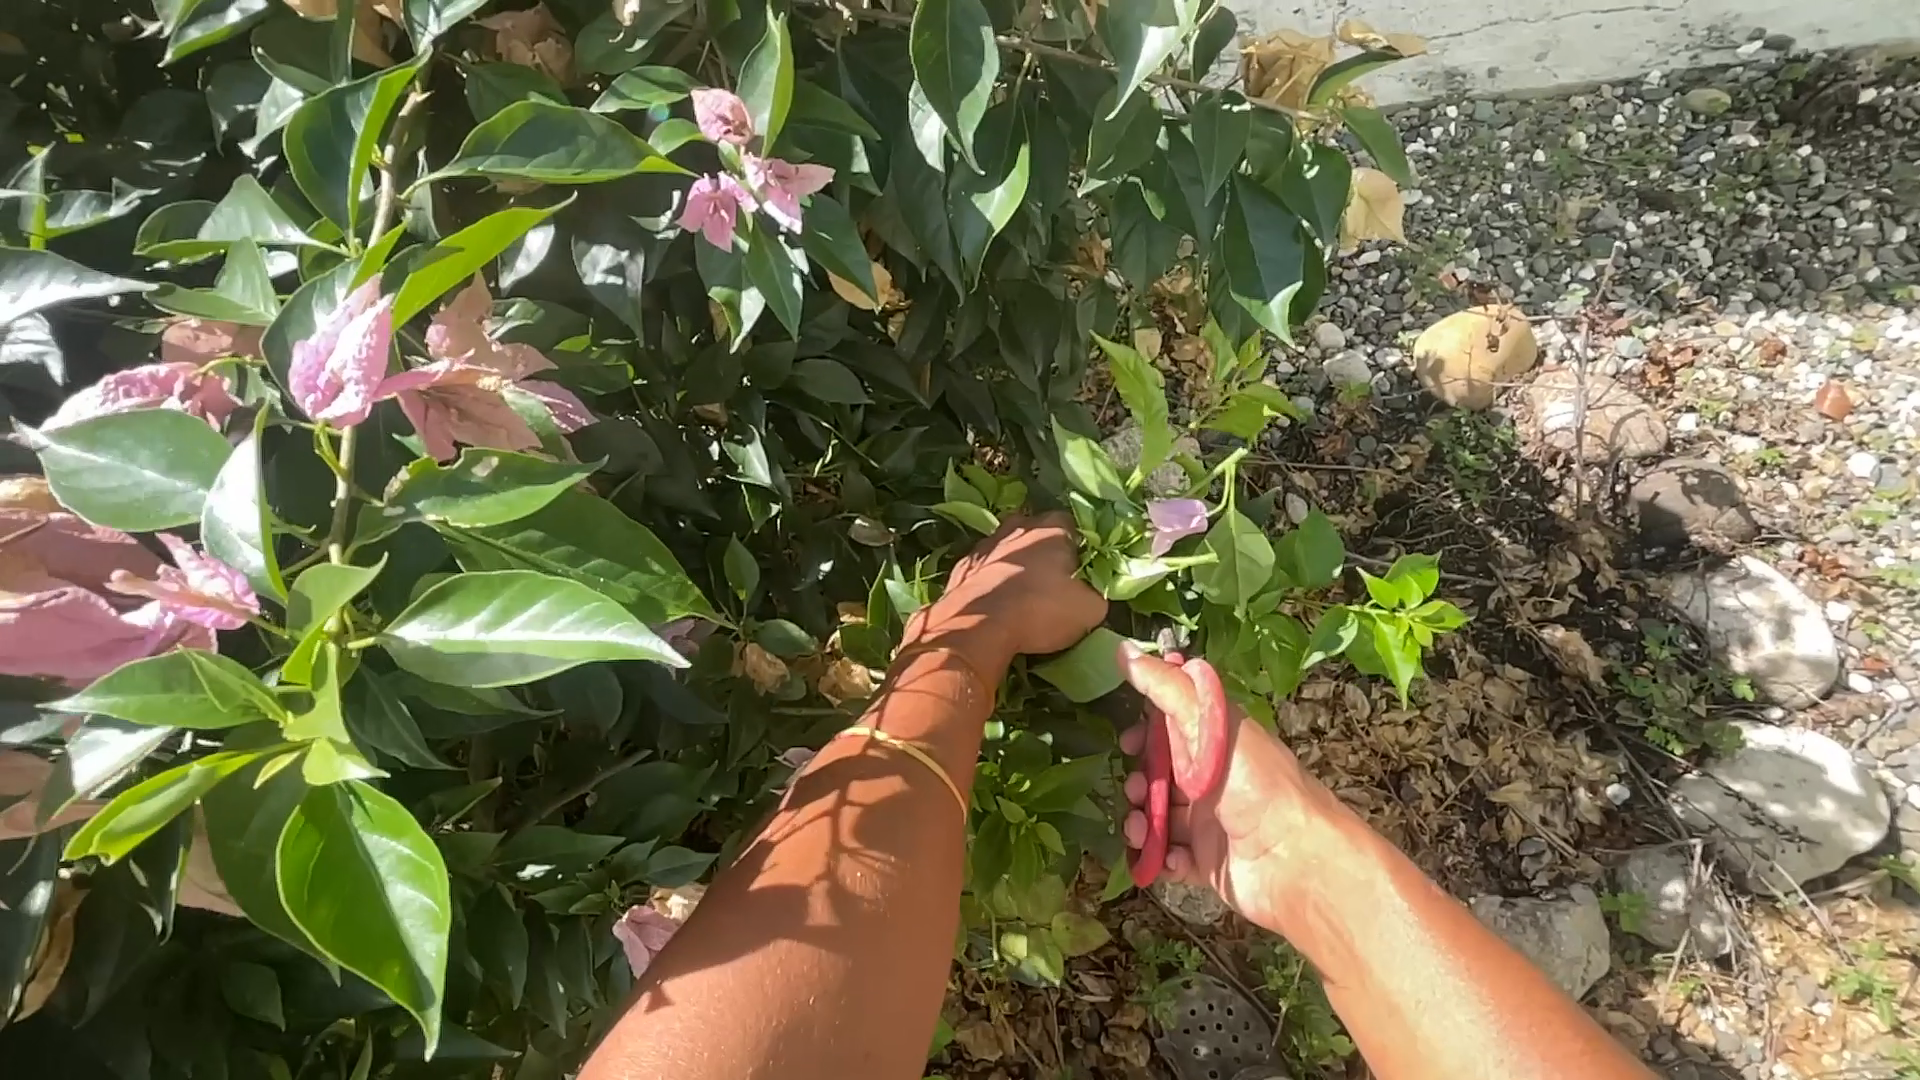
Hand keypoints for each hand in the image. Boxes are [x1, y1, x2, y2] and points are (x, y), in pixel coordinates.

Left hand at [902, 513, 1107, 679]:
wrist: (977, 625)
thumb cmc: (1039, 611)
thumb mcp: (1089, 610)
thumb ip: (1096, 593)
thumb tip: (1091, 594)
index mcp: (1052, 528)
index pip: (1073, 525)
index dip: (1079, 547)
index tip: (1081, 569)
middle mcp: (1018, 526)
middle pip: (1037, 530)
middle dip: (1044, 549)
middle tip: (1053, 578)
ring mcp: (987, 543)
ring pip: (1008, 545)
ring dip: (1016, 561)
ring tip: (1023, 590)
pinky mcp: (964, 564)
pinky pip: (986, 566)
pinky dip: (993, 578)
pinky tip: (997, 599)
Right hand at [1117, 645, 1345, 934]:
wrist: (1297, 861)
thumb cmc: (1254, 782)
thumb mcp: (1207, 723)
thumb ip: (1165, 686)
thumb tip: (1123, 648)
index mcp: (1216, 740)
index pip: (1171, 725)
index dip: (1145, 731)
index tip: (1129, 741)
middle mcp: (1211, 777)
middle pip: (1158, 773)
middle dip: (1137, 781)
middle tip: (1134, 790)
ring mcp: (1209, 821)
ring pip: (1158, 816)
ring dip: (1141, 822)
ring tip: (1141, 831)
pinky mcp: (1208, 861)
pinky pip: (1170, 856)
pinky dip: (1159, 857)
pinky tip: (1166, 857)